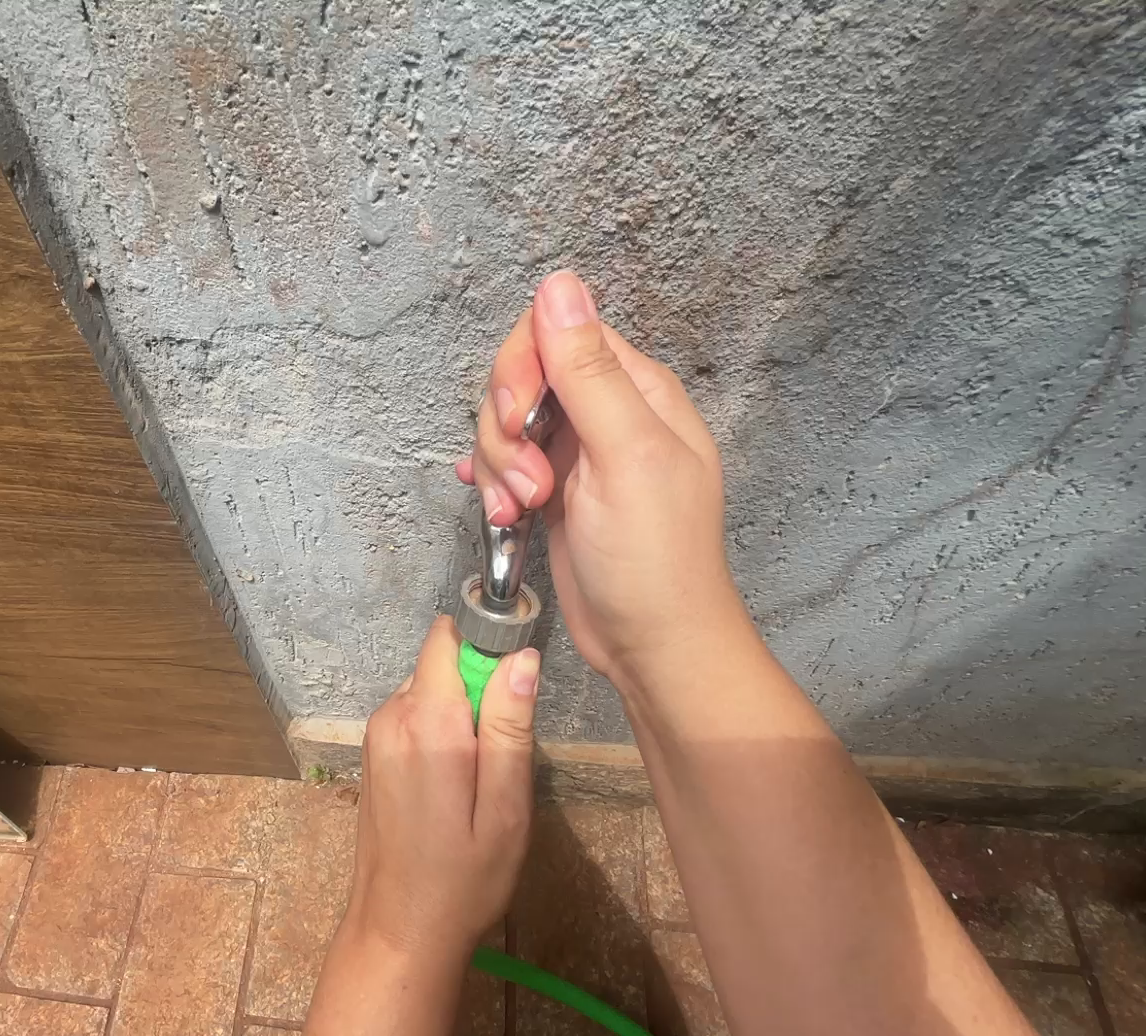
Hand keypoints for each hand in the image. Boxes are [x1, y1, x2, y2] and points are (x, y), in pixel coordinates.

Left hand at [344, 616, 538, 956]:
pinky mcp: (372, 751)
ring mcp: (376, 732)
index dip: (485, 644)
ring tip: (476, 775)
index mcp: (426, 720)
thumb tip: (522, 657)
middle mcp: (392, 714)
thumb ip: (510, 725)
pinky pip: (413, 714)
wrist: (398, 929)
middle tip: (499, 752)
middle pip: (441, 662)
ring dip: (459, 713)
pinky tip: (450, 783)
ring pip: (429, 688)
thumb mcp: (505, 807)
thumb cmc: (463, 877)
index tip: (513, 684)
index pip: (449, 636)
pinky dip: (439, 730)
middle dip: (477, 688)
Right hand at [456, 270, 745, 687]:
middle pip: (522, 378)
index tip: (518, 423)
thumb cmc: (651, 557)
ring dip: (499, 467)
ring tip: (522, 512)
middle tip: (527, 484)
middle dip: (505, 429)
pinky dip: (494, 484)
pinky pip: (505, 464)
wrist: (650, 643)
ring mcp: (575, 453)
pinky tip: (500, 510)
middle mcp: (604, 413)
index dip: (522, 370)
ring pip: (505, 424)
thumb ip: (587, 370)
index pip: (558, 334)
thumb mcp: (623, 455)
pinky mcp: (553, 489)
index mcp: (636, 390)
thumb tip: (557, 283)